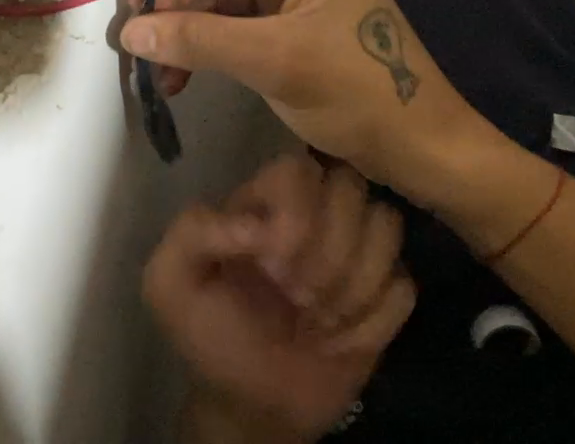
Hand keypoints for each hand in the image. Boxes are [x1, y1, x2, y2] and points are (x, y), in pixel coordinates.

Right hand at [121, 0, 472, 186]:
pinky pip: (242, 26)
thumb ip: (201, 40)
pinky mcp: (297, 31)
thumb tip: (130, 32)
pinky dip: (212, 47)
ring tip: (158, 71)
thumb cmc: (357, 93)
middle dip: (180, 1)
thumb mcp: (275, 61)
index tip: (136, 4)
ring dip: (191, 29)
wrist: (420, 146)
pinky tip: (184, 76)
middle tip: (140, 42)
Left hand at [146, 155, 415, 441]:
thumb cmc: (212, 335)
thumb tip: (259, 225)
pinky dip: (372, 323)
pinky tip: (341, 341)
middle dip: (326, 256)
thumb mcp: (171, 284)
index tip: (271, 267)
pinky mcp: (389, 290)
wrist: (254, 405)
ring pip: (386, 227)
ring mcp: (359, 246)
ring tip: (317, 321)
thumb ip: (194, 232)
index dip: (295, 217)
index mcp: (268, 197)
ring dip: (350, 291)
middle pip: (352, 189)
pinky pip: (403, 287)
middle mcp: (318, 208)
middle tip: (297, 297)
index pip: (300, 169)